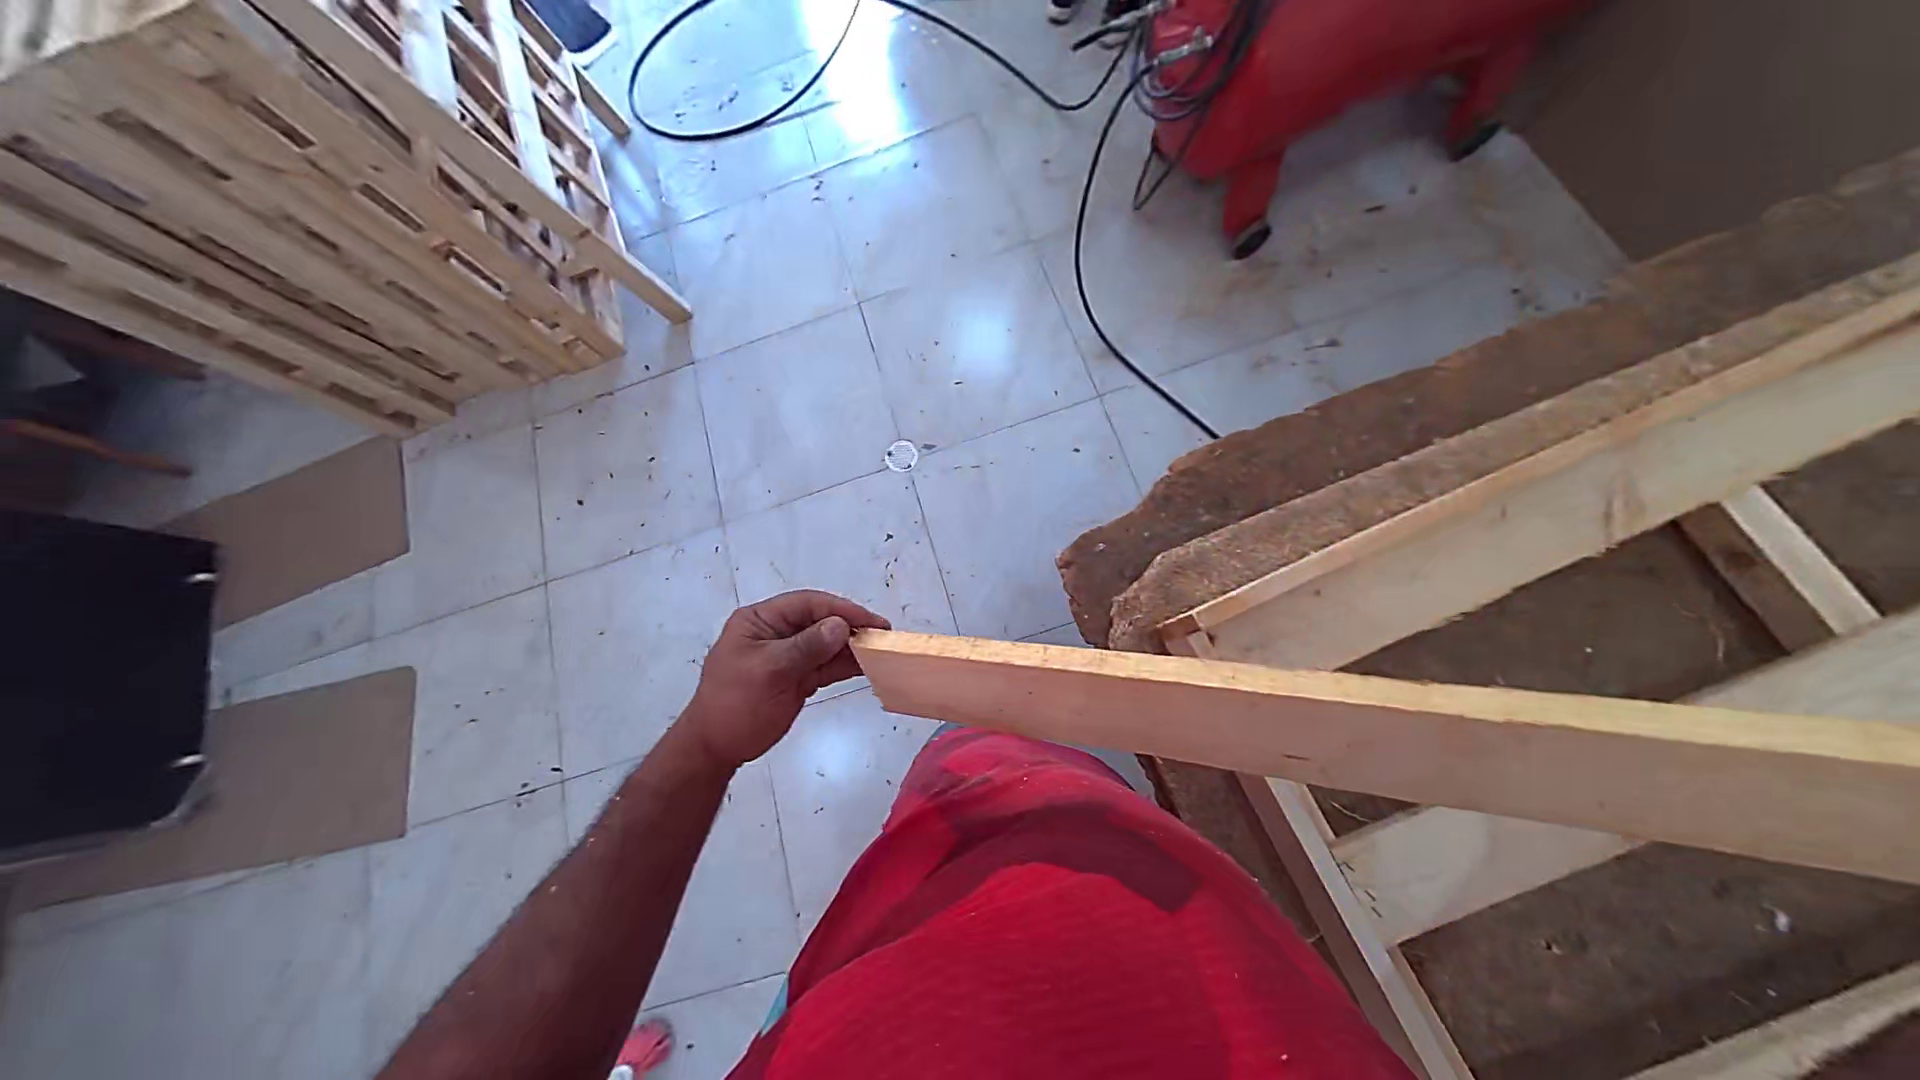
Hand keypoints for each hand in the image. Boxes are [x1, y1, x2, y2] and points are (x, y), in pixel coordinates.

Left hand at [680, 590, 890, 768]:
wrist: (715, 748)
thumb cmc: (734, 704)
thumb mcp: (768, 671)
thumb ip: (805, 647)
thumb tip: (840, 626)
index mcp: (760, 621)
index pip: (806, 605)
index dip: (840, 609)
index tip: (869, 621)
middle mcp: (776, 633)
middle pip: (820, 621)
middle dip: (850, 627)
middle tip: (882, 636)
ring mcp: (788, 656)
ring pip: (827, 644)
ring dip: (852, 647)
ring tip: (881, 651)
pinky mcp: (798, 677)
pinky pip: (826, 666)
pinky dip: (846, 666)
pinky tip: (867, 666)